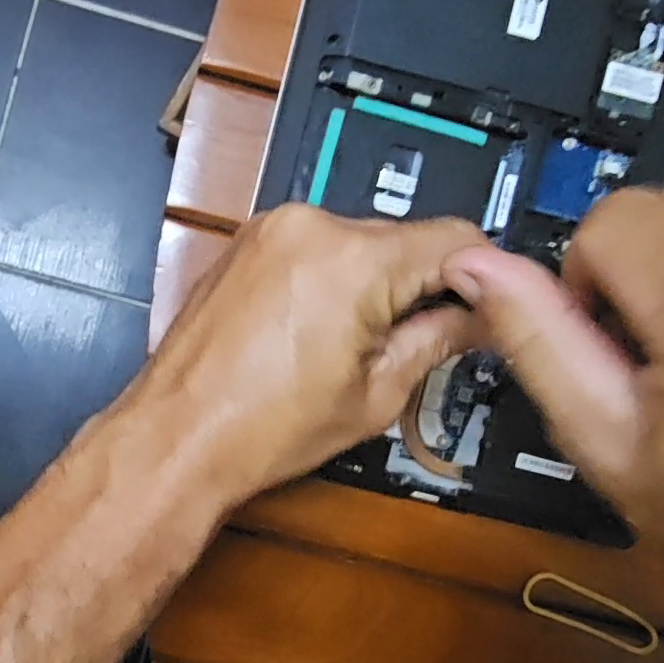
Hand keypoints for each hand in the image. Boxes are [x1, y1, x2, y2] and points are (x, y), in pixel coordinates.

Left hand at [128, 204, 487, 503]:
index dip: (482, 278)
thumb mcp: (374, 397)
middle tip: (415, 342)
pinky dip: (330, 280)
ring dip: (372, 284)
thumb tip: (475, 319)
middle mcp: (309, 228)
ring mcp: (271, 232)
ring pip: (357, 244)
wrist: (178, 434)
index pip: (456, 239)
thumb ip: (436, 342)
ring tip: (349, 347)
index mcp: (353, 261)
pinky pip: (313, 248)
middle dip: (419, 287)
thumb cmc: (255, 428)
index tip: (485, 309)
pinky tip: (316, 331)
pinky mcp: (247, 245)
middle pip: (403, 240)